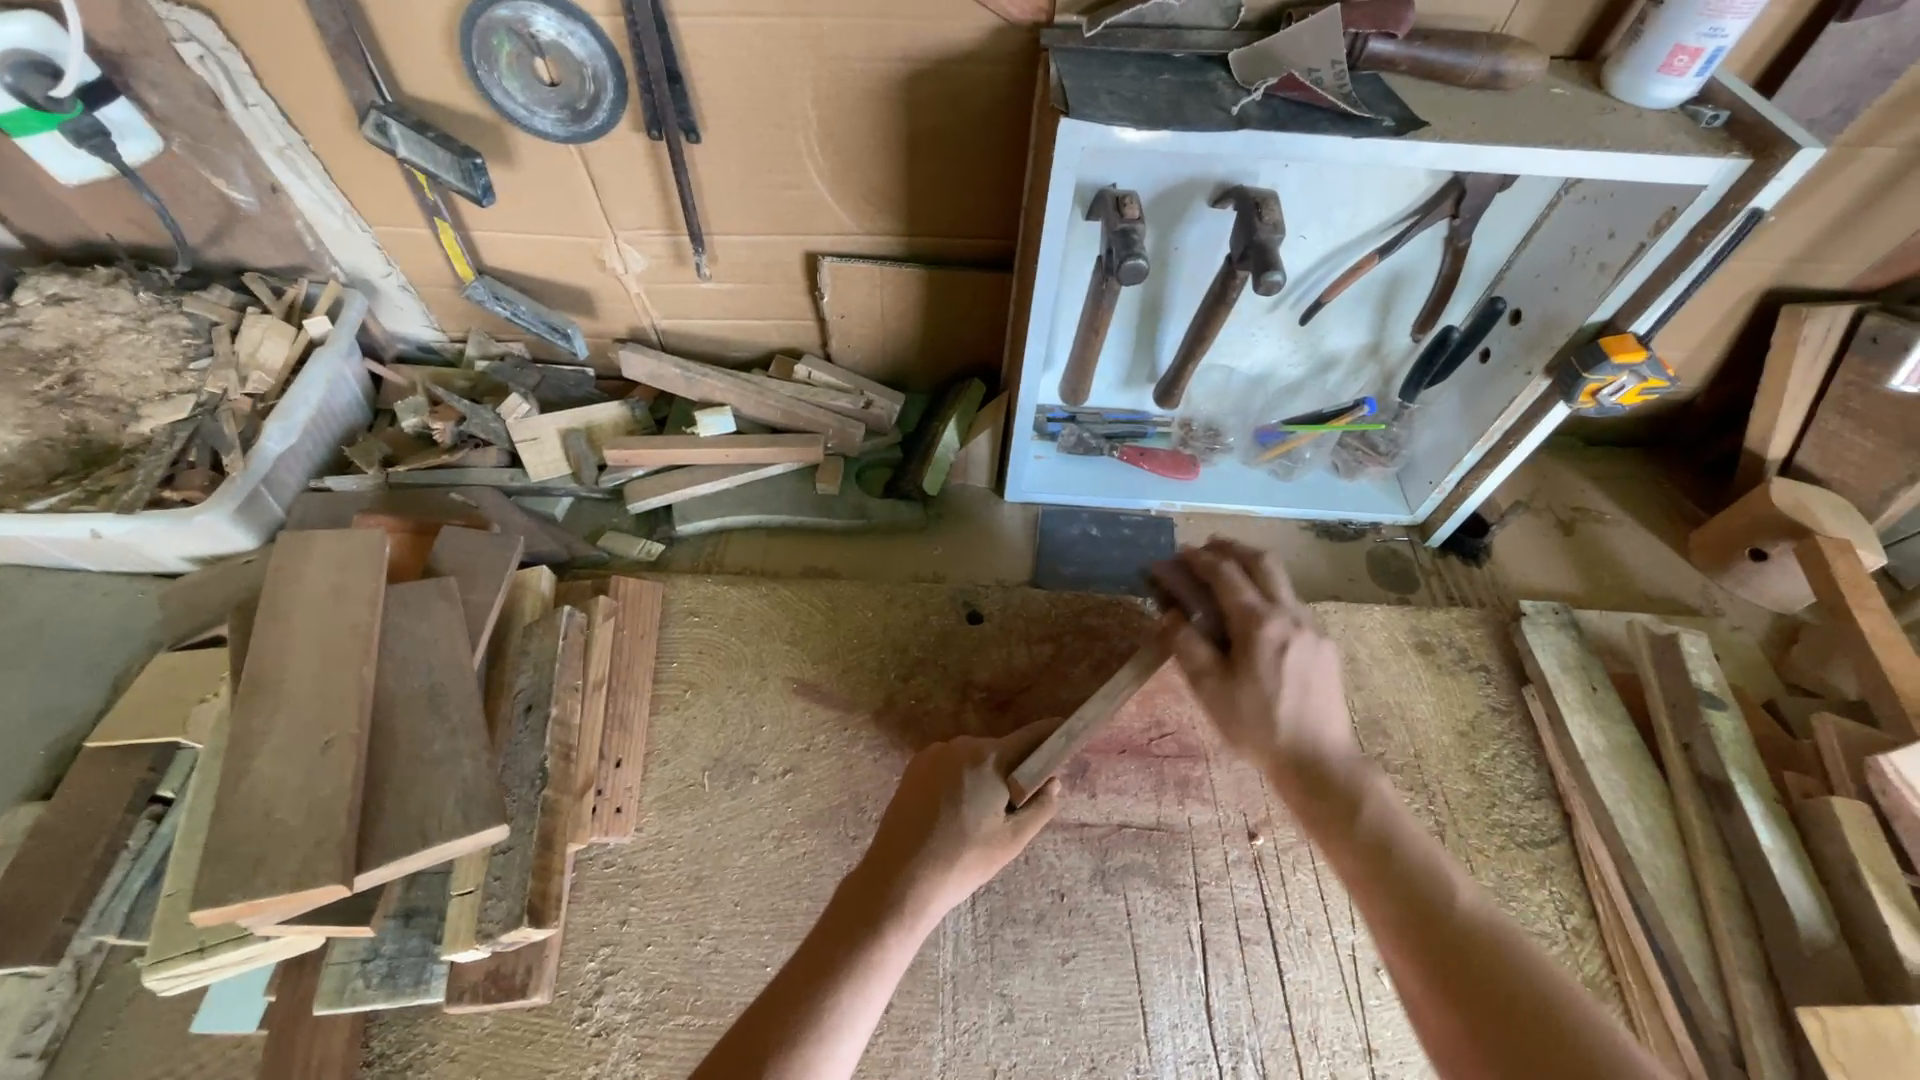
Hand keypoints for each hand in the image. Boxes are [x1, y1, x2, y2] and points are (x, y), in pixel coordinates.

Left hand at [855, 719, 1064, 922]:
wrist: (900, 878)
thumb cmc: (963, 861)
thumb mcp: (1012, 840)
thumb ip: (1041, 805)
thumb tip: (1053, 781)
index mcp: (988, 758)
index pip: (1031, 736)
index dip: (1052, 735)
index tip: (1066, 733)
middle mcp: (960, 745)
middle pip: (1000, 750)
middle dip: (1013, 771)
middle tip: (1014, 809)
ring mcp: (933, 754)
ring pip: (973, 759)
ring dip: (984, 777)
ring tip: (978, 818)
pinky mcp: (914, 766)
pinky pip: (950, 766)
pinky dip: (960, 780)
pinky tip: (954, 813)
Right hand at [1159, 538, 1360, 785]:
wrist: (1319, 760)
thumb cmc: (1257, 726)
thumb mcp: (1209, 689)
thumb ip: (1186, 645)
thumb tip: (1169, 614)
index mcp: (1258, 623)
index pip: (1225, 573)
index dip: (1198, 559)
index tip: (1178, 553)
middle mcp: (1290, 614)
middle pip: (1261, 562)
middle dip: (1231, 548)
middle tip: (1207, 547)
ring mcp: (1313, 627)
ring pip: (1281, 580)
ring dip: (1252, 567)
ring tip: (1228, 574)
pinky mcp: (1325, 644)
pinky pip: (1292, 603)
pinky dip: (1268, 592)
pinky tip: (1255, 615)